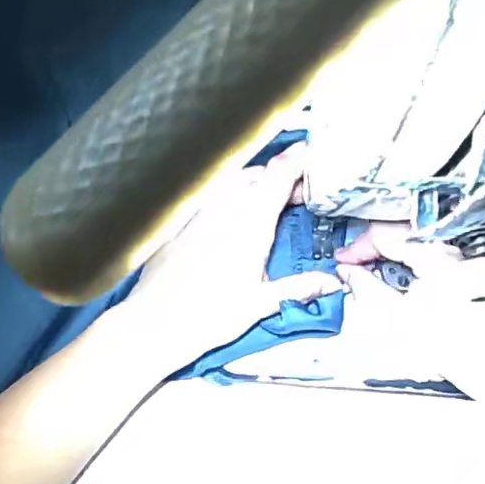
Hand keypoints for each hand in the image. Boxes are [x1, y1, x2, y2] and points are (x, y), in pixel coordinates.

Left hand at [120, 147, 341, 361]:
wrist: (153, 323)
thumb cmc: (208, 316)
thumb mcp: (259, 304)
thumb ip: (296, 288)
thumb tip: (331, 282)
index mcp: (251, 221)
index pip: (279, 174)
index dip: (298, 162)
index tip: (312, 160)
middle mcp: (223, 209)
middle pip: (255, 175)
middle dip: (274, 178)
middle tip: (290, 196)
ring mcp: (195, 214)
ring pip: (227, 186)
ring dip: (247, 189)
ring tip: (258, 208)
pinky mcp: (175, 226)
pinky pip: (203, 203)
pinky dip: (221, 204)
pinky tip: (222, 225)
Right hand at [333, 216, 484, 397]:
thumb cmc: (469, 348)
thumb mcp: (405, 320)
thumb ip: (369, 289)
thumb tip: (349, 273)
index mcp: (447, 241)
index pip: (389, 231)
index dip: (359, 247)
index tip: (344, 262)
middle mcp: (478, 223)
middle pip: (414, 218)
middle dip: (383, 241)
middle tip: (361, 262)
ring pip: (438, 219)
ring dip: (410, 239)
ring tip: (388, 264)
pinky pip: (464, 227)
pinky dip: (437, 241)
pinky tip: (424, 264)